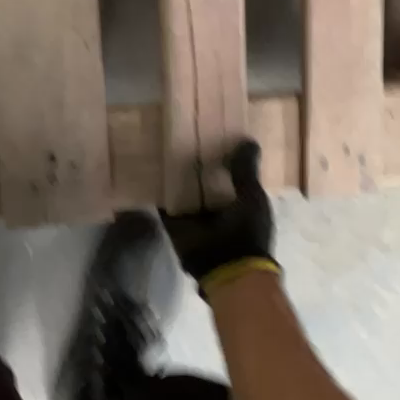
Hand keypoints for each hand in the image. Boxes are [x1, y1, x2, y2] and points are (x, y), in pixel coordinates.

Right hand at [158, 140, 276, 293]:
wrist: (226, 267)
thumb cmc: (247, 231)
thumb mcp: (252, 196)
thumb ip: (245, 171)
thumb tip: (248, 141)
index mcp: (239, 201)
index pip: (228, 174)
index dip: (222, 156)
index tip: (211, 132)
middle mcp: (214, 206)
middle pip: (201, 180)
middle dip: (194, 162)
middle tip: (182, 132)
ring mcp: (193, 214)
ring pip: (181, 189)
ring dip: (173, 174)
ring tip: (161, 143)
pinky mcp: (173, 221)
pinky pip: (162, 202)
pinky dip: (155, 189)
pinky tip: (147, 167)